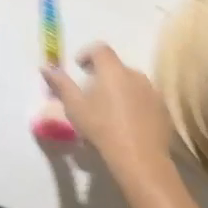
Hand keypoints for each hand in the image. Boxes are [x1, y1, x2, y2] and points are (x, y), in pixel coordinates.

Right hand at [45, 43, 174, 185]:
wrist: (140, 158)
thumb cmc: (101, 128)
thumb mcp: (74, 106)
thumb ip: (60, 84)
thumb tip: (45, 67)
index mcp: (112, 70)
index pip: (100, 49)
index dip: (87, 53)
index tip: (79, 67)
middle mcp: (135, 74)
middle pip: (116, 66)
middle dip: (102, 74)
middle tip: (90, 92)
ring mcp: (152, 91)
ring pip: (131, 82)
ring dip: (119, 88)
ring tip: (108, 108)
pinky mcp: (162, 108)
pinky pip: (144, 97)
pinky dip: (134, 102)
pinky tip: (127, 121)